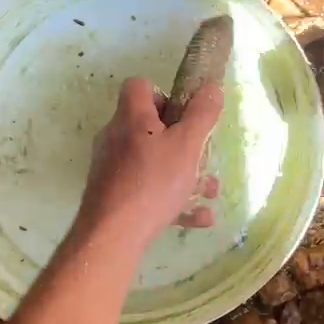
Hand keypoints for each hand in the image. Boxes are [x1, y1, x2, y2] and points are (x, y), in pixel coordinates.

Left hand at [77, 77, 222, 248]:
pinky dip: (173, 199)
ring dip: (185, 173)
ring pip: (154, 161)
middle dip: (184, 141)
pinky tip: (200, 217)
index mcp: (131, 117)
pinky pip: (148, 188)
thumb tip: (212, 87)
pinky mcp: (113, 195)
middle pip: (151, 125)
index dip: (165, 94)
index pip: (139, 86)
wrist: (112, 237)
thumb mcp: (187, 145)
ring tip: (210, 191)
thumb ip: (202, 114)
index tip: (183, 115)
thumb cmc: (153, 182)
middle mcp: (116, 137)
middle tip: (202, 155)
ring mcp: (112, 168)